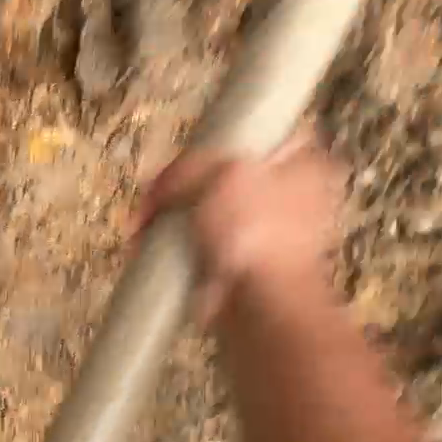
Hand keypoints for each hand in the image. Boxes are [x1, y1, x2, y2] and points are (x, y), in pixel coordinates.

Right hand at [137, 132, 346, 320]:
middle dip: (177, 192)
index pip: (260, 138)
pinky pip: (192, 251)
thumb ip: (190, 167)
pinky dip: (167, 252)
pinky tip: (144, 252)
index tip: (186, 159)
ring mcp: (258, 238)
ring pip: (200, 217)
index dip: (218, 144)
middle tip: (150, 203)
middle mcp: (286, 199)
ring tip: (138, 233)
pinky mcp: (231, 269)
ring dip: (165, 223)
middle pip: (220, 181)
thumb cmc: (255, 232)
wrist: (258, 303)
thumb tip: (160, 181)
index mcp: (303, 165)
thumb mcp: (223, 175)